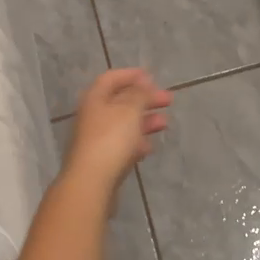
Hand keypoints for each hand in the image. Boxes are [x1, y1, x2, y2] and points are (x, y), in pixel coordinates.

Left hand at [63, 68, 171, 191]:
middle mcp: (93, 115)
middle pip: (121, 101)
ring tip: (165, 123)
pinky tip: (149, 148)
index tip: (152, 77)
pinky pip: (122, 145)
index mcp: (95, 98)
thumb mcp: (129, 110)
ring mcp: (96, 138)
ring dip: (144, 121)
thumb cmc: (111, 139)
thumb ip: (139, 94)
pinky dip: (136, 142)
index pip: (112, 78)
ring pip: (123, 124)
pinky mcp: (102, 160)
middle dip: (145, 99)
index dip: (131, 75)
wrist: (91, 183)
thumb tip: (143, 81)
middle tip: (168, 100)